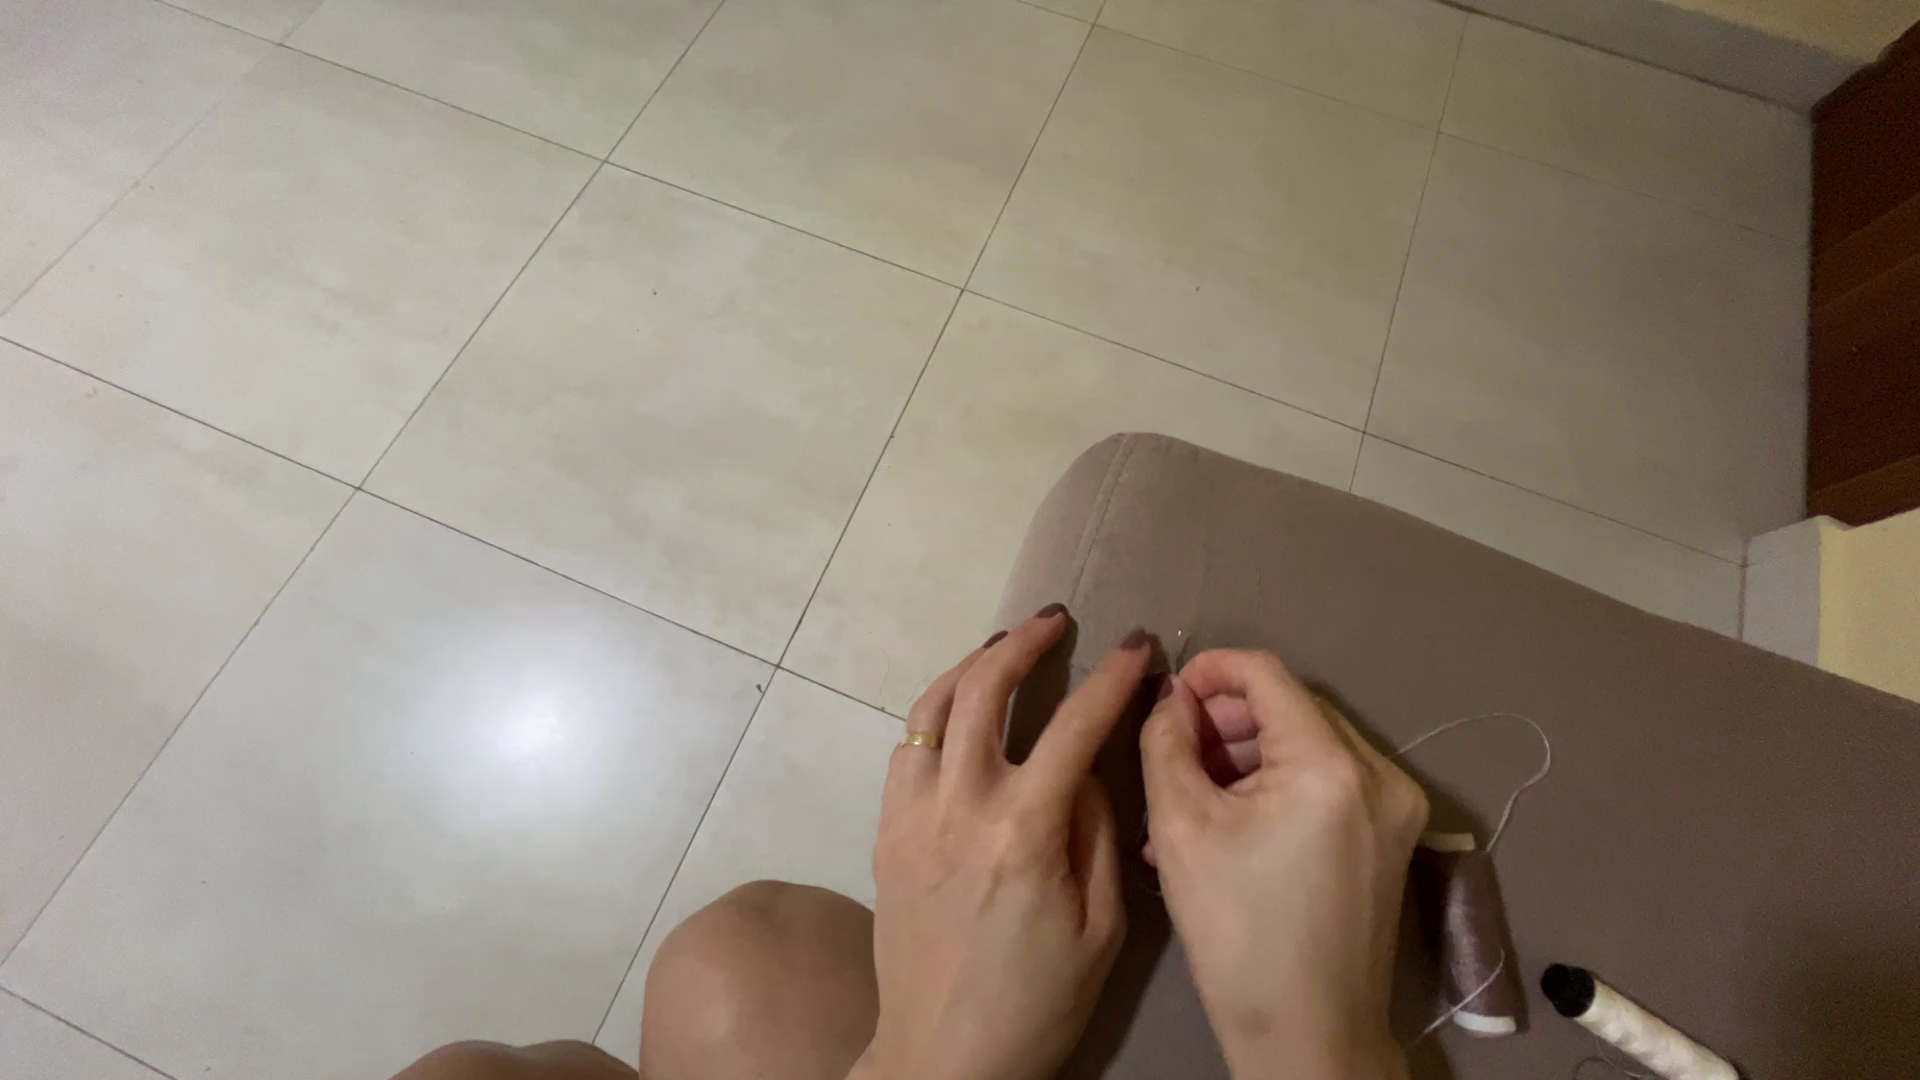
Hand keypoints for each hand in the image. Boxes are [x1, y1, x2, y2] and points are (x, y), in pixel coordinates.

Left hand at [851, 609, 1144, 1079]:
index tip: (1138, 645)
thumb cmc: (1037, 1001)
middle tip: (1054, 620)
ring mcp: (912, 811)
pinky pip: (907, 745)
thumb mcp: (1102, 928)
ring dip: (971, 664)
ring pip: (932, 705)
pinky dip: (937, 712)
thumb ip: (1096, 831)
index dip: (1112, 677)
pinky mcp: (885, 827)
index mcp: (1024, 831)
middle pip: (984, 690)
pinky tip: (960, 710)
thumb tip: (1081, 765)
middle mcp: (960, 804)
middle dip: (1024, 643)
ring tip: (1004, 647)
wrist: (941, 1057)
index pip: (1076, 726)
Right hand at [1139, 650, 1427, 1079]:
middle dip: (1223, 717)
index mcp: (1331, 765)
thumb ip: (1166, 738)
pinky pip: (1324, 775)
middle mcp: (1381, 772)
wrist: (1308, 1035)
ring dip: (1244, 750)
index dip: (1208, 670)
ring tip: (1192, 791)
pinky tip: (1230, 813)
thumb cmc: (1236, 929)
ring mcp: (1395, 804)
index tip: (1168, 699)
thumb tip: (1172, 698)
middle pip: (1287, 704)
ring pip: (1304, 738)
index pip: (1265, 673)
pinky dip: (1273, 778)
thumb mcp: (1179, 822)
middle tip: (1175, 753)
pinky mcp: (1391, 832)